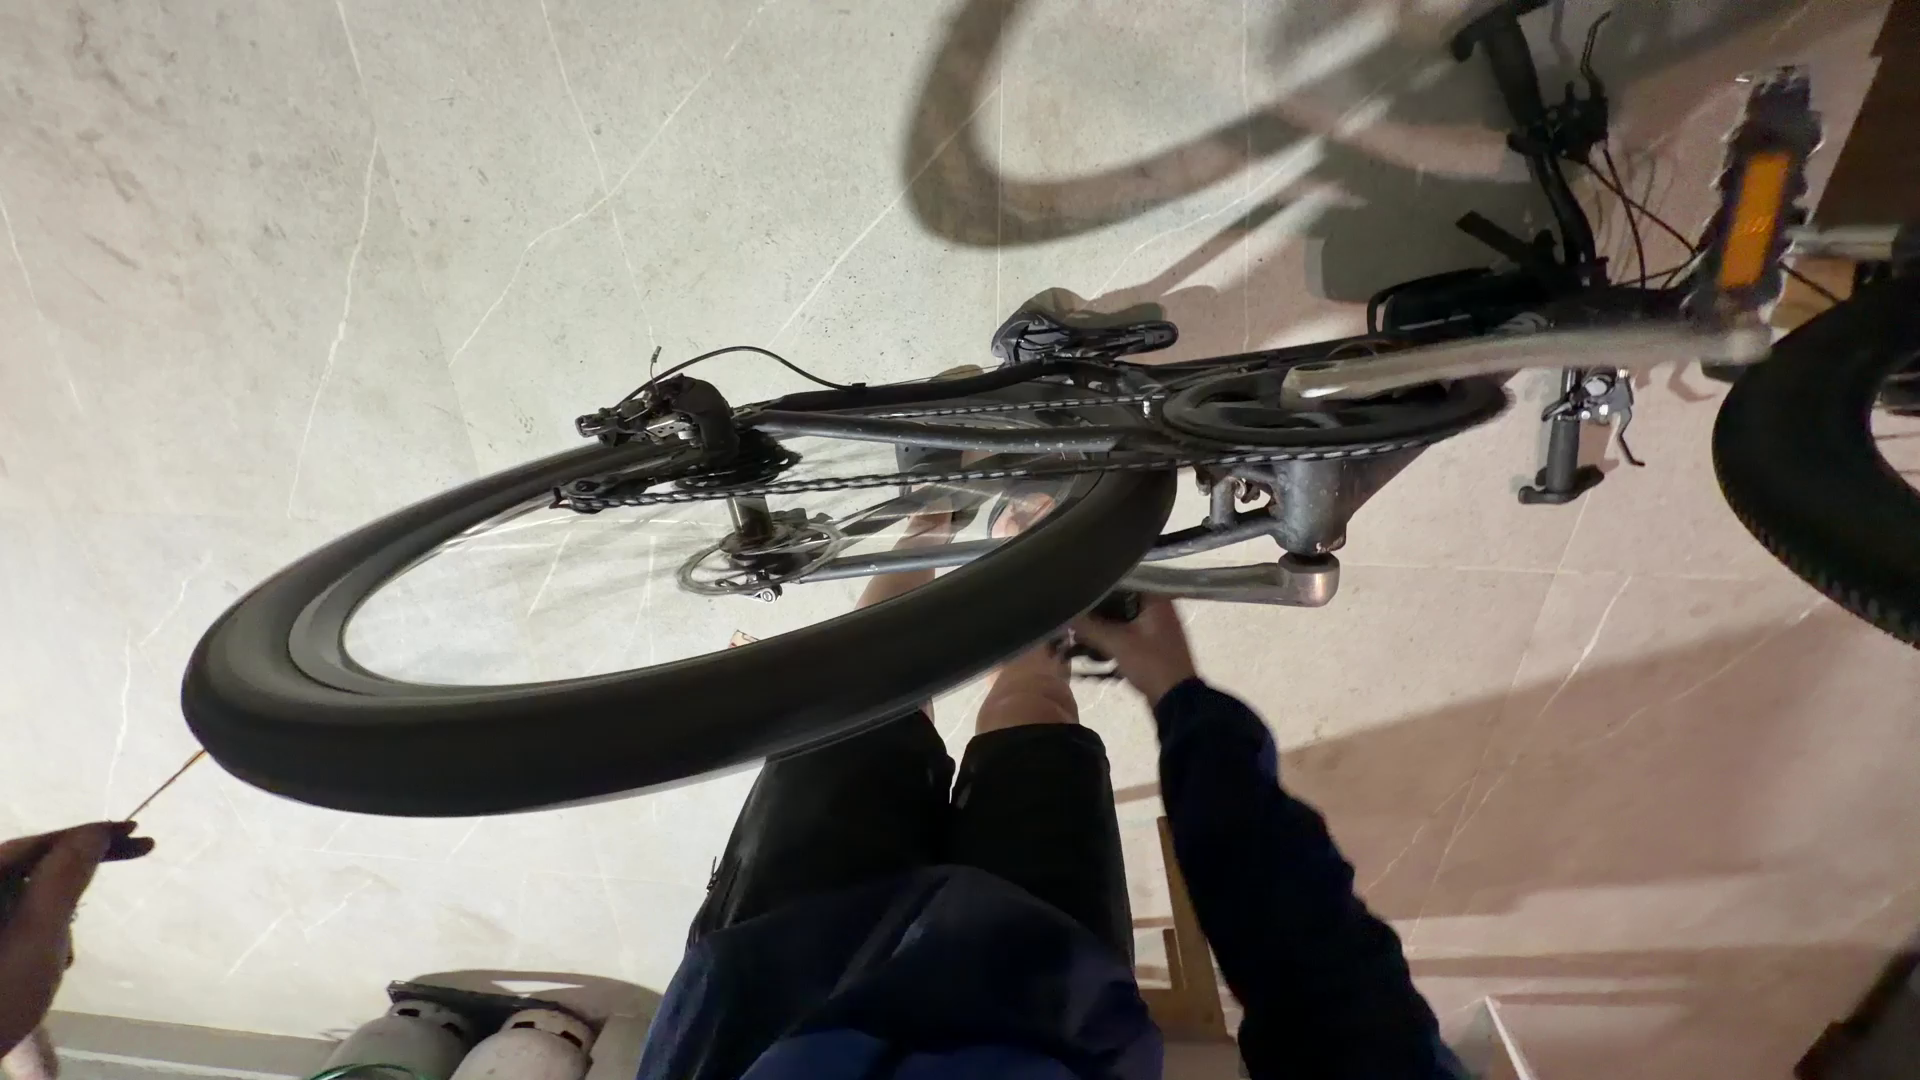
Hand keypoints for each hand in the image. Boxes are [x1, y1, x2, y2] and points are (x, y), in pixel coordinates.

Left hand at [0, 825, 115, 1057]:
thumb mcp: (36, 938)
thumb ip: (63, 879)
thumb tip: (94, 833)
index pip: (28, 847)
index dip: (84, 834)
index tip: (137, 832)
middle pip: (19, 871)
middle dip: (73, 871)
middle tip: (136, 856)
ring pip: (12, 902)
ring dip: (53, 910)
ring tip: (71, 950)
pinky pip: (5, 926)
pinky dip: (32, 933)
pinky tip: (48, 961)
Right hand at [1070, 594, 1197, 705]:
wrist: (1176, 700)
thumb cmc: (1151, 663)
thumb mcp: (1116, 643)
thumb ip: (1089, 626)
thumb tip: (1065, 614)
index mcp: (1156, 599)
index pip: (1123, 580)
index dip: (1099, 584)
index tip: (1078, 590)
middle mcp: (1159, 608)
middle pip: (1121, 600)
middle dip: (1096, 609)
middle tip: (1074, 614)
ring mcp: (1157, 627)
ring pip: (1122, 618)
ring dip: (1101, 625)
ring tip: (1078, 631)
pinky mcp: (1152, 644)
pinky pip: (1127, 632)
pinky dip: (1111, 636)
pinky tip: (1091, 644)